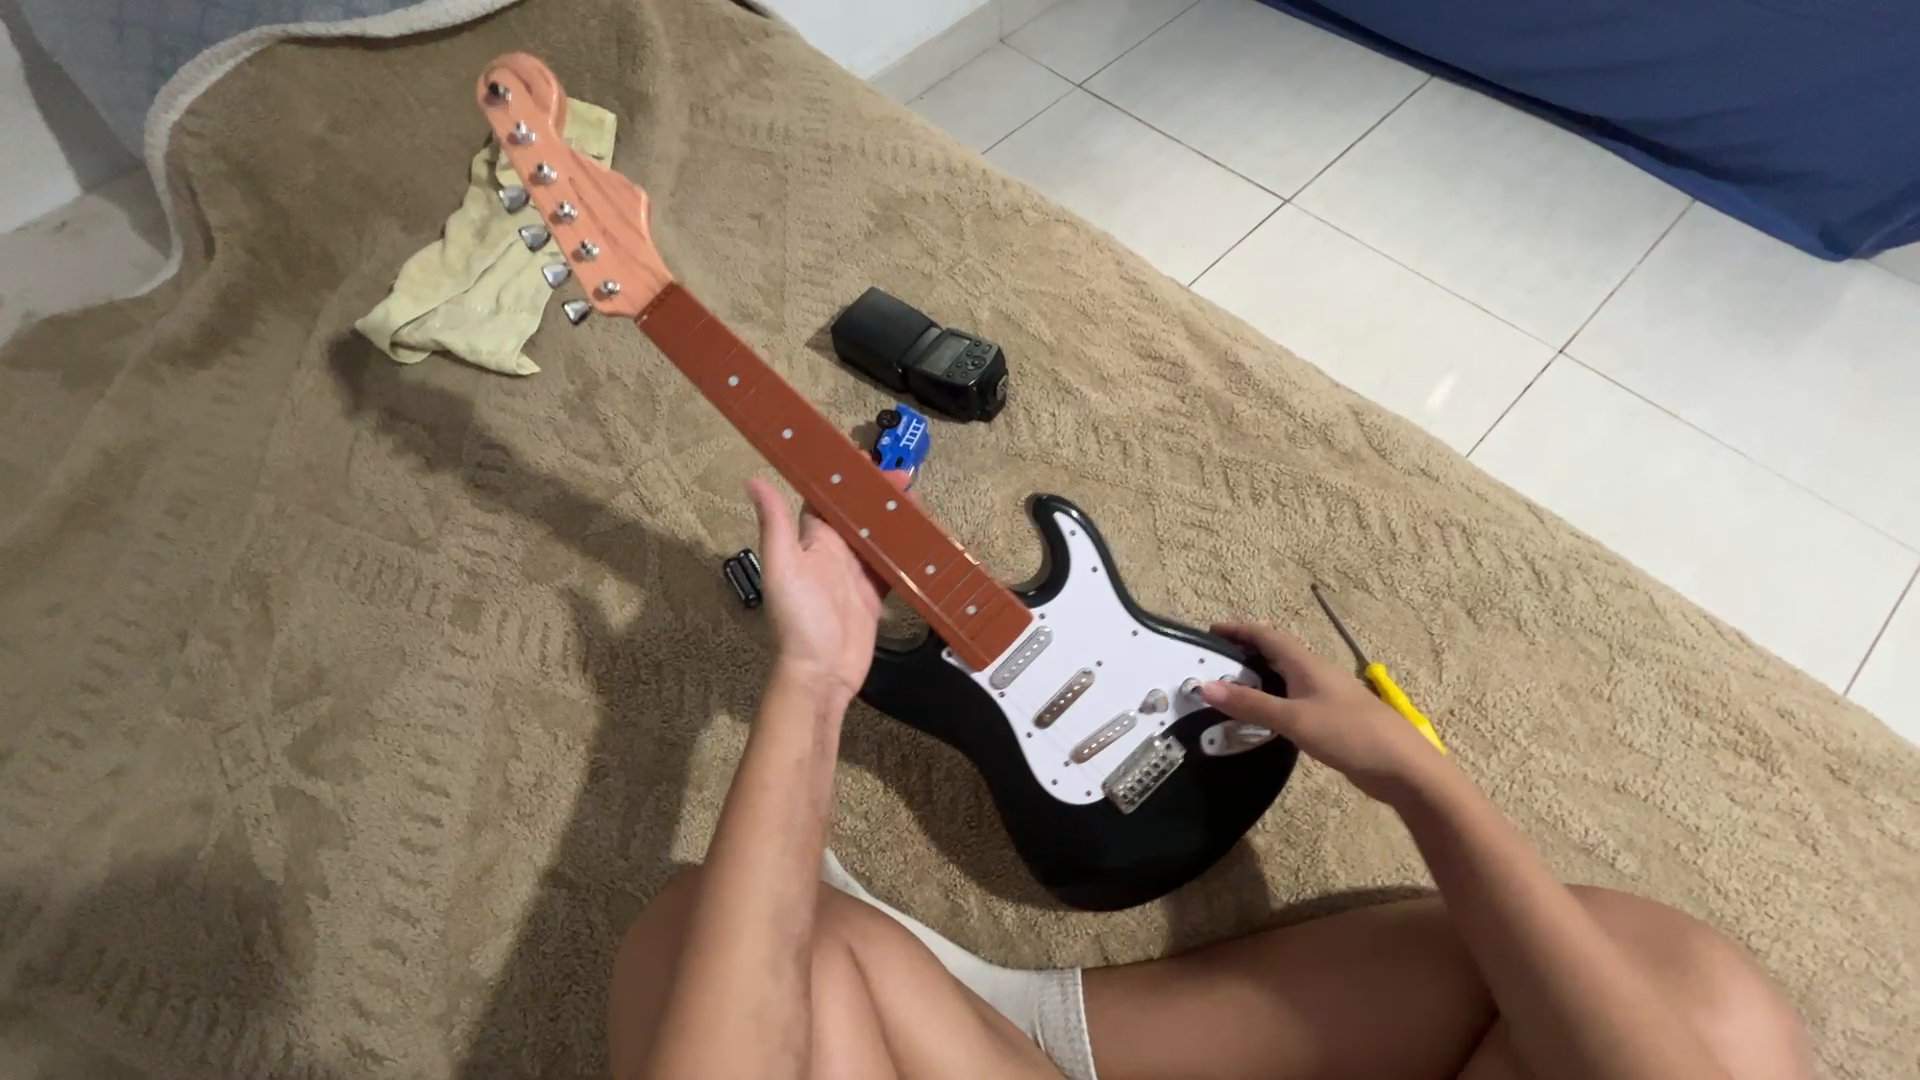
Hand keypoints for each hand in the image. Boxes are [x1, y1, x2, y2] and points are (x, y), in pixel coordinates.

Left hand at [745, 473, 909, 704]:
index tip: (867, 458)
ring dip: (897, 518)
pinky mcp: (875, 595)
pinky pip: (894, 566)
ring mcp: (857, 575)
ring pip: (880, 536)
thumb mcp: (782, 568)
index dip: (845, 478)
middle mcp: (835, 554)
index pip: (828, 499)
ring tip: (919, 499)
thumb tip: (754, 480)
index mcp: (813, 542)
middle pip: (860, 514)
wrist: (821, 673)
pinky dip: (907, 552)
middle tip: (906, 477)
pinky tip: (925, 538)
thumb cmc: (798, 620)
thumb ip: (776, 525)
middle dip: (880, 494)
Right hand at [1199, 622, 1448, 803]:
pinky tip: (1263, 713)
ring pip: (1285, 674)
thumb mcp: (1294, 719)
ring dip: (1258, 673)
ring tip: (1231, 684)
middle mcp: (1315, 672)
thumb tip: (1204, 687)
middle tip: (1215, 659)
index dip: (1239, 630)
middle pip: (1276, 651)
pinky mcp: (1331, 717)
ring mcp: (1326, 695)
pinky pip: (1292, 696)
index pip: (1266, 635)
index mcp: (1306, 664)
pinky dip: (1271, 696)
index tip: (1210, 632)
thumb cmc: (1349, 734)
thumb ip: (1250, 704)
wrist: (1405, 768)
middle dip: (1246, 649)